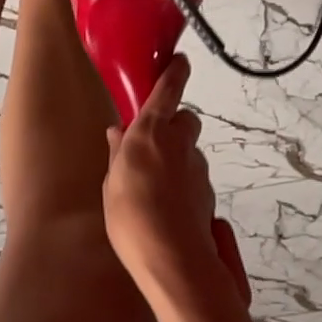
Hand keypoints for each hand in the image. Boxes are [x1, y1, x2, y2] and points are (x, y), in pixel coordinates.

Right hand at [103, 57, 252, 321]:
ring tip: (156, 187)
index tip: (181, 60)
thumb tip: (117, 133)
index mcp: (151, 131)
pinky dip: (185, 188)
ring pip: (191, 154)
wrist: (173, 261)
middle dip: (175, 127)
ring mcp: (199, 171)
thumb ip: (118, 154)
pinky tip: (169, 209)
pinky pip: (196, 182)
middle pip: (186, 122)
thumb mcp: (111, 183)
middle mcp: (180, 144)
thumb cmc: (131, 215)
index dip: (175, 73)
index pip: (168, 91)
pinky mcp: (210, 197)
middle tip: (155, 145)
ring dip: (179, 161)